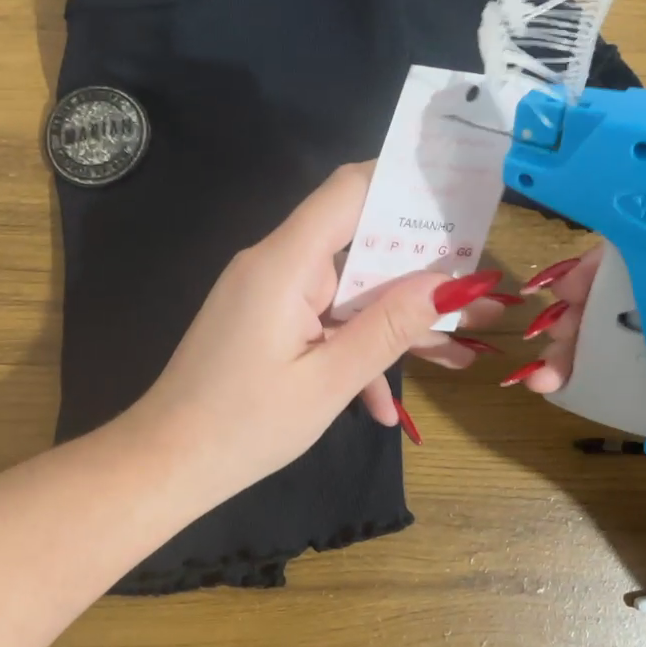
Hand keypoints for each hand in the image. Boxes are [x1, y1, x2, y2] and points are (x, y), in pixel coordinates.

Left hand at [127, 163, 513, 497]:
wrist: (165, 464)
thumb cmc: (242, 427)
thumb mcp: (327, 382)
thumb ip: (388, 328)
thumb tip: (448, 283)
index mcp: (284, 263)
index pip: (349, 190)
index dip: (403, 182)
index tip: (458, 192)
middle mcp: (275, 264)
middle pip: (358, 244)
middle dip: (421, 273)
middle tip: (480, 295)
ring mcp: (269, 294)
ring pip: (347, 292)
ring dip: (394, 323)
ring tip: (459, 353)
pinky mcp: (265, 322)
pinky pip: (321, 322)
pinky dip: (351, 353)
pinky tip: (384, 407)